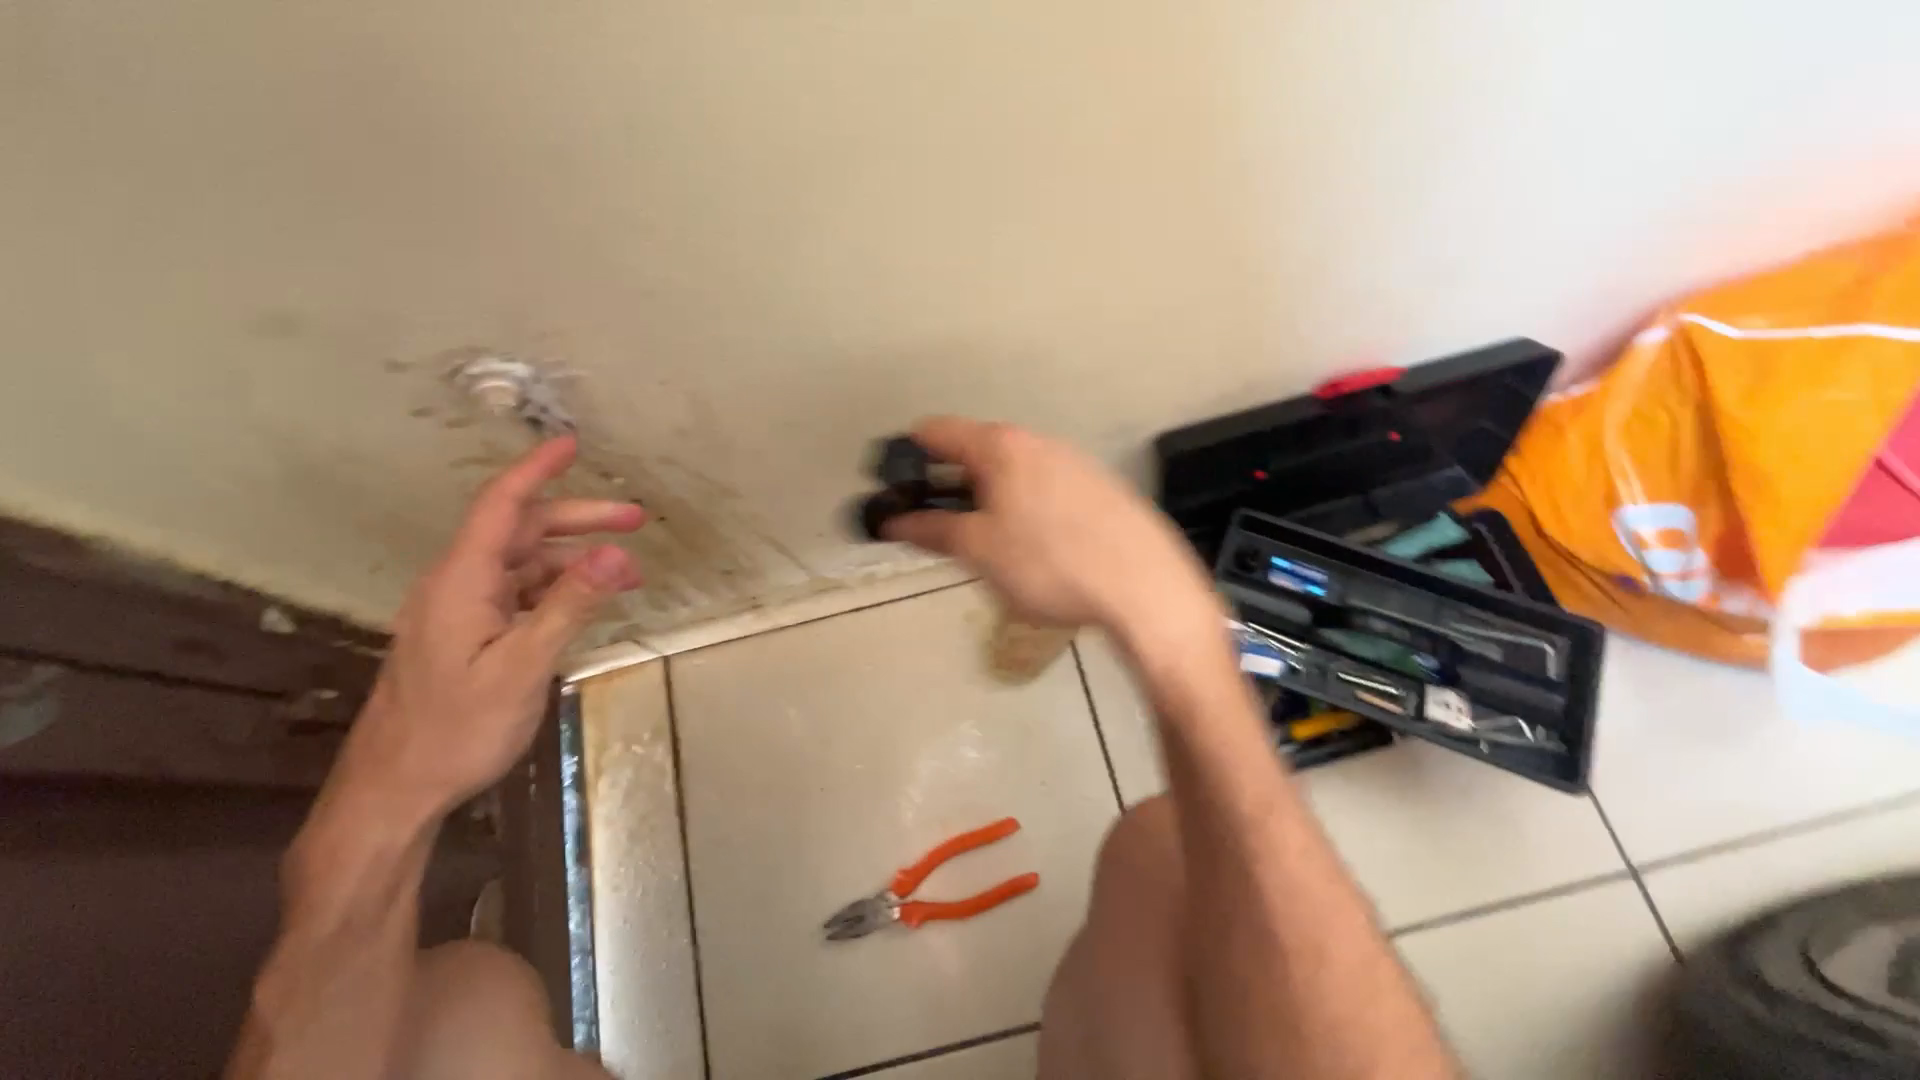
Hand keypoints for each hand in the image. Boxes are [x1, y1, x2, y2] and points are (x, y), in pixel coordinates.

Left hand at [338, 436, 645, 817]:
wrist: (397, 788)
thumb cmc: (457, 728)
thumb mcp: (525, 665)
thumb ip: (571, 604)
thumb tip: (616, 553)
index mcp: (462, 580)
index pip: (502, 506)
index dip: (537, 470)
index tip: (572, 445)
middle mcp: (457, 585)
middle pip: (521, 532)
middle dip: (580, 521)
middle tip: (636, 521)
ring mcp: (459, 611)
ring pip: (523, 565)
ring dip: (575, 562)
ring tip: (629, 576)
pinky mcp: (466, 636)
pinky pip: (517, 594)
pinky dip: (557, 590)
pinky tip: (587, 605)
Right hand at [884, 417, 1219, 636]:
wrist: (1144, 589)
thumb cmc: (1050, 564)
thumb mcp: (979, 550)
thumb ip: (932, 529)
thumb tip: (893, 520)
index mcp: (1002, 446)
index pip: (935, 432)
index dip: (905, 457)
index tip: (890, 489)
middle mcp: (1038, 442)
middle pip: (975, 453)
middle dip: (949, 487)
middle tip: (939, 531)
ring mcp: (1075, 463)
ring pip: (1013, 474)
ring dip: (988, 501)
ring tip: (989, 549)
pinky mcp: (1101, 490)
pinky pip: (1045, 490)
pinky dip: (1024, 510)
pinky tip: (1038, 553)